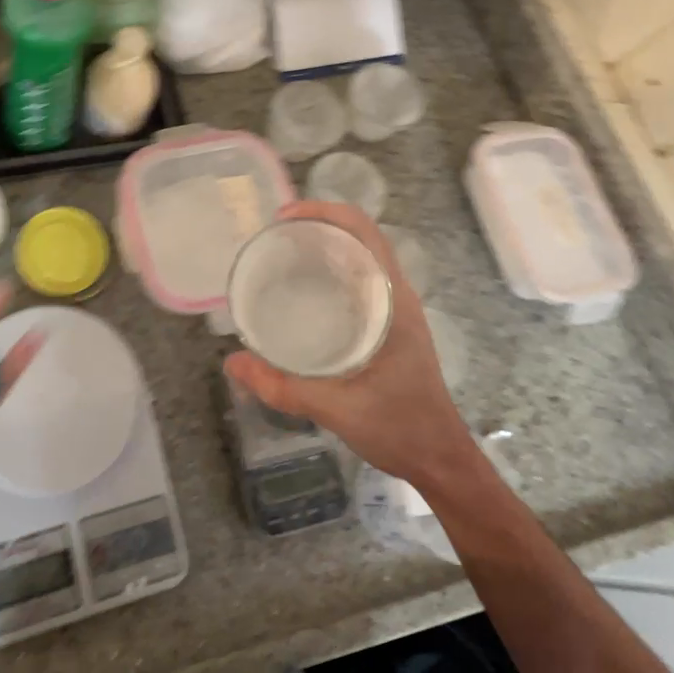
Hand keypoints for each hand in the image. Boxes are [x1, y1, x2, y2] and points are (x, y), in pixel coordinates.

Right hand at [224, 201, 477, 487]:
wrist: (440, 459)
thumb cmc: (399, 427)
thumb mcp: (335, 408)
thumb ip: (281, 387)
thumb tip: (232, 363)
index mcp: (393, 303)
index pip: (365, 234)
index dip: (326, 213)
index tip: (284, 219)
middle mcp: (398, 297)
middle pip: (360, 239)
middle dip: (318, 226)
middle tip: (273, 238)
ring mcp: (397, 312)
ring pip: (361, 260)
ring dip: (326, 248)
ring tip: (281, 257)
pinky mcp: (392, 328)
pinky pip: (360, 284)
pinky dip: (332, 274)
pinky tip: (303, 295)